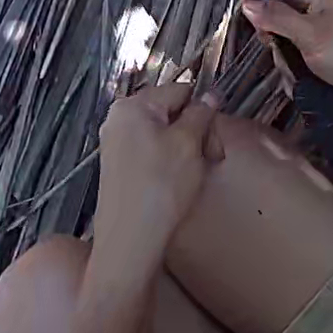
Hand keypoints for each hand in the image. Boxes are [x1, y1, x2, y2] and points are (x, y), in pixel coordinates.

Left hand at [91, 83, 218, 278]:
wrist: (131, 241)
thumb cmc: (159, 190)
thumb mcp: (189, 144)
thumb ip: (201, 114)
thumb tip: (210, 96)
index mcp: (132, 106)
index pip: (180, 90)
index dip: (204, 111)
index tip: (215, 134)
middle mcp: (119, 120)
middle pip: (172, 112)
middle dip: (196, 132)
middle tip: (212, 157)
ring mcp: (117, 145)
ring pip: (165, 134)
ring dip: (188, 149)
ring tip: (196, 174)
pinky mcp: (120, 168)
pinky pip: (153, 153)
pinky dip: (172, 163)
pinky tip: (179, 184)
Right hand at [240, 0, 332, 124]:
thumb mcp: (310, 33)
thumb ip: (277, 17)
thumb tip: (248, 3)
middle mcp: (319, 16)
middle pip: (278, 16)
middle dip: (272, 34)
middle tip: (273, 45)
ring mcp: (320, 41)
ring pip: (283, 44)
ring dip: (284, 60)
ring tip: (295, 70)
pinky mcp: (321, 64)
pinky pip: (294, 64)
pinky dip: (293, 75)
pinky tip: (300, 83)